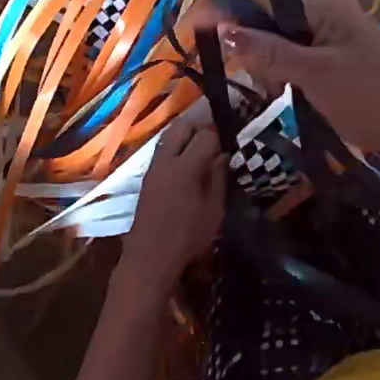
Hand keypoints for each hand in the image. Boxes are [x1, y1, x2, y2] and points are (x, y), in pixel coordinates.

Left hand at [114, 109, 224, 301]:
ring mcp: (153, 167)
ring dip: (186, 132)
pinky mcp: (147, 176)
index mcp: (185, 167)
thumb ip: (218, 178)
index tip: (232, 134)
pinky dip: (177, 145)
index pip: (205, 135)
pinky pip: (163, 149)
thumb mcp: (213, 210)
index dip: (220, 132)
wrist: (150, 256)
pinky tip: (188, 157)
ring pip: (169, 135)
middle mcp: (166, 160)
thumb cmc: (187, 237)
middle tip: (218, 131)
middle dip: (200, 123)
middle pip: (182, 126)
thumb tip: (223, 154)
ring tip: (204, 141)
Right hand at [195, 0, 379, 161]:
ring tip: (279, 93)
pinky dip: (280, 77)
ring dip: (266, 67)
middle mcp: (323, 15)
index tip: (193, 25)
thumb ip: (268, 52)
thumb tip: (223, 30)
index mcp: (323, 6)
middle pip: (266, 19)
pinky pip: (289, 61)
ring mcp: (326, 39)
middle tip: (258, 79)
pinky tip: (284, 95)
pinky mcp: (328, 62)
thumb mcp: (315, 74)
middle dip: (251, 46)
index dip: (227, 10)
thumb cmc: (371, 98)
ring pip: (274, 43)